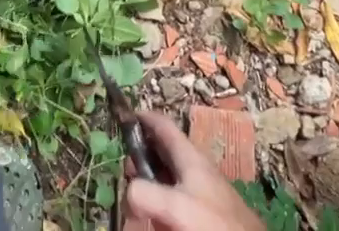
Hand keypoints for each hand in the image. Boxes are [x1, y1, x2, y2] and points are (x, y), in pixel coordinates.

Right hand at [125, 111, 265, 230]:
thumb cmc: (214, 223)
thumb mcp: (176, 205)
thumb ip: (146, 193)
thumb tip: (129, 191)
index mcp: (190, 157)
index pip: (163, 125)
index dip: (143, 117)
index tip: (123, 118)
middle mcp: (194, 169)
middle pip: (160, 153)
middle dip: (140, 160)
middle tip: (127, 173)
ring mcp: (198, 191)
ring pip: (164, 180)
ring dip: (148, 186)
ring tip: (139, 203)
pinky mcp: (201, 212)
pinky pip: (172, 202)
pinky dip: (160, 206)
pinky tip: (157, 221)